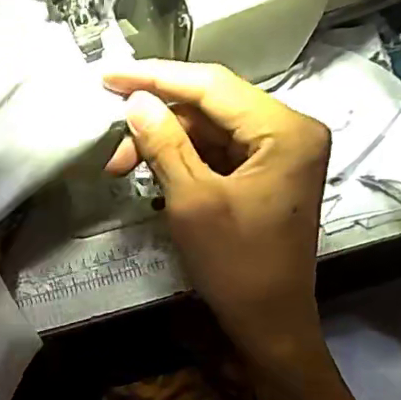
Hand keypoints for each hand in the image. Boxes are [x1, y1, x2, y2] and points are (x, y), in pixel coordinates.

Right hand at [103, 60, 330, 370]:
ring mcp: (283, 153)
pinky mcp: (269, 175)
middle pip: (213, 106)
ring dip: (168, 142)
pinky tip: (153, 170)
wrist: (270, 324)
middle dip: (159, 120)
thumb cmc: (236, 266)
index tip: (108, 75)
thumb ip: (164, 144)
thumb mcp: (192, 201)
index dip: (156, 78)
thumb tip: (135, 101)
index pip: (212, 85)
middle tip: (112, 139)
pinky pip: (221, 152)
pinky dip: (186, 159)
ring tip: (124, 165)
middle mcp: (292, 131)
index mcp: (285, 130)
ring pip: (213, 129)